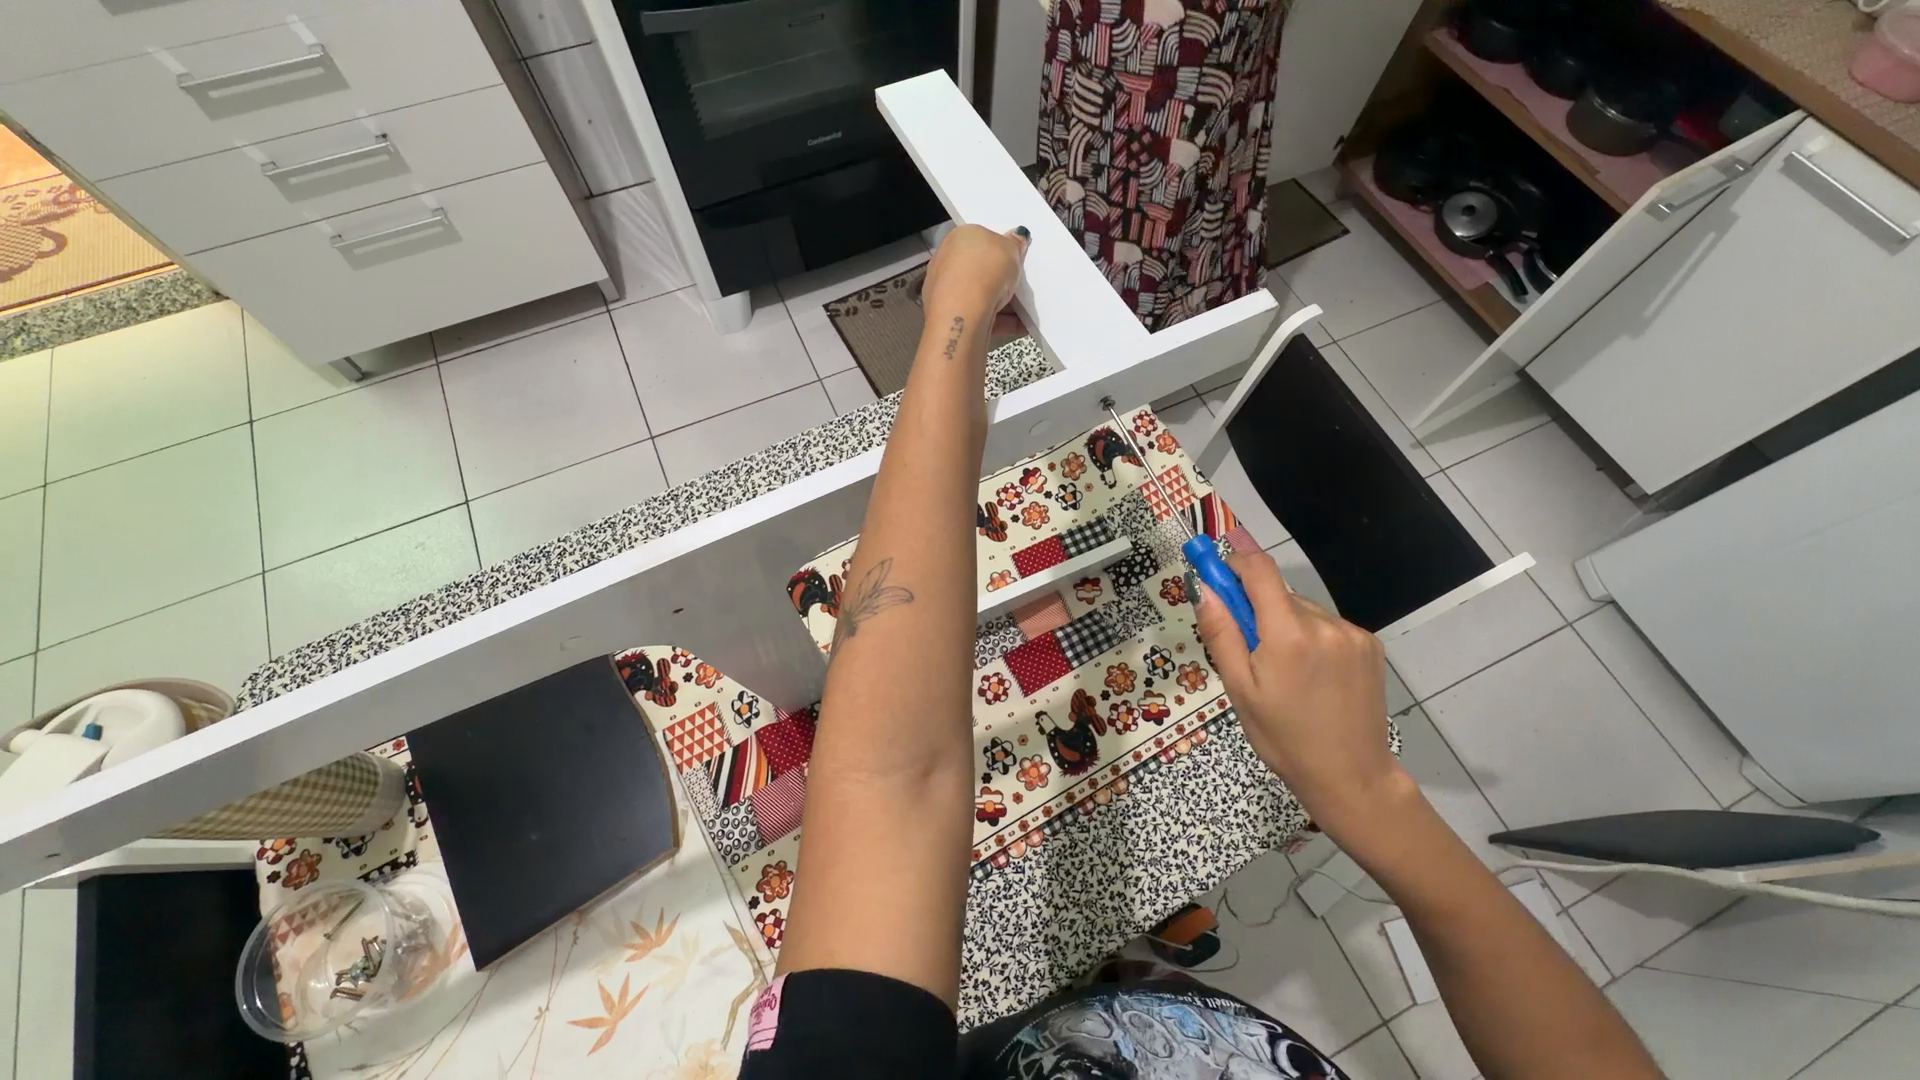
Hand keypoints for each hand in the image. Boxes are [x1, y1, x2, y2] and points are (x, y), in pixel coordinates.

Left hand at [921, 225, 1028, 335]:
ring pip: (978, 296)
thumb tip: (1016, 235)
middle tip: (1017, 287)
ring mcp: (944, 290)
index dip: (998, 251)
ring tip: (1022, 312)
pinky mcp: (949, 316)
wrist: (963, 311)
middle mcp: (946, 261)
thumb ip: (1014, 244)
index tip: (1013, 262)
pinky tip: (1018, 328)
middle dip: (997, 280)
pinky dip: (998, 322)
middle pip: (977, 270)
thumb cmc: (986, 270)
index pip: (979, 240)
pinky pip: (979, 317)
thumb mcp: (1011, 249)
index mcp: (958, 237)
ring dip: (1000, 304)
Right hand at [1193, 552, 1411, 831]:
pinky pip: (1328, 626)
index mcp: (1288, 634)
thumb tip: (1203, 587)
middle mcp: (1325, 623)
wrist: (1351, 775)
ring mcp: (1352, 633)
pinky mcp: (1370, 645)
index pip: (1259, 570)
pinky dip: (1313, 638)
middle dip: (1257, 608)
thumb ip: (1221, 633)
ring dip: (1286, 625)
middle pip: (1279, 593)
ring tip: (1286, 672)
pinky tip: (1312, 674)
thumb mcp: (1239, 689)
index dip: (1235, 559)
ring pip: (1304, 610)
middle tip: (1248, 649)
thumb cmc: (1283, 738)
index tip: (1217, 565)